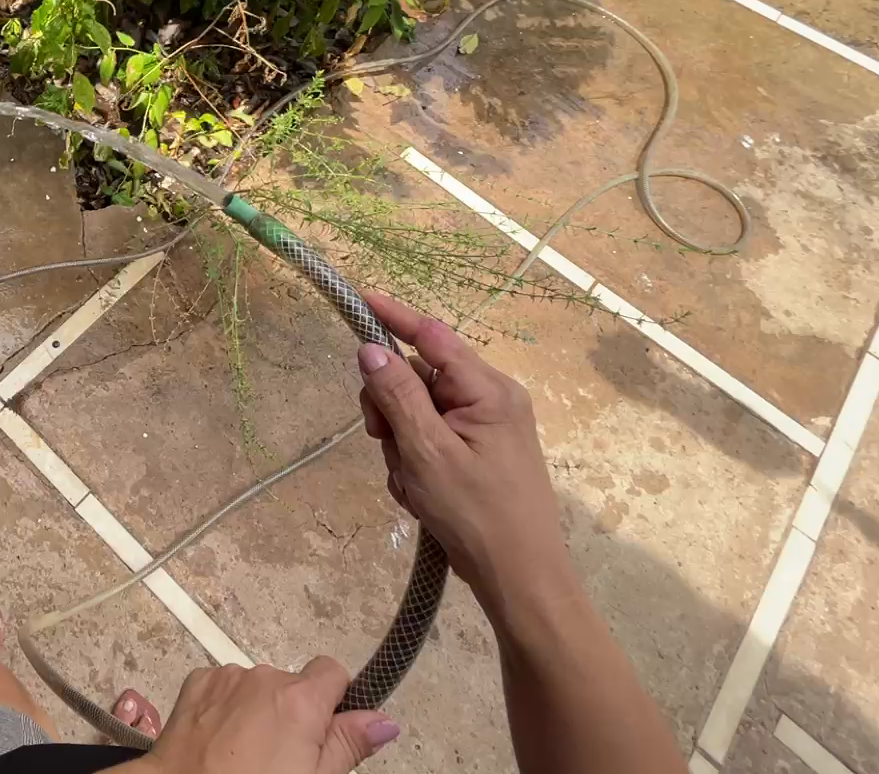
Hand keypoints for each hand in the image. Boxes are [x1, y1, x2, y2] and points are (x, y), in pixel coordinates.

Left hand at [122, 657, 398, 773]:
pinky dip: (228, 707)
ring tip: (248, 756)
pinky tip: (221, 741)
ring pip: (257, 687)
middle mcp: (263, 675)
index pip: (332, 670)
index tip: (331, 728)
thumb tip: (385, 719)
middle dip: (295, 714)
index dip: (336, 698)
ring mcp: (226, 675)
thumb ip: (349, 744)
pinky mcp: (197, 681)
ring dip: (260, 712)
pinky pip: (225, 687)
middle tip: (286, 760)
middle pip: (293, 685)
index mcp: (299, 699)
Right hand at [355, 292, 571, 608]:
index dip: (393, 316)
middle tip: (384, 441)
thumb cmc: (477, 512)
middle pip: (415, 376)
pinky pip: (425, 436)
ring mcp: (482, 426)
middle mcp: (488, 398)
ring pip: (413, 409)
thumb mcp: (427, 450)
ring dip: (399, 441)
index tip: (357, 298)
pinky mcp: (474, 450)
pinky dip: (411, 460)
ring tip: (410, 479)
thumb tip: (370, 348)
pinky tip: (419, 491)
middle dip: (389, 407)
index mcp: (487, 390)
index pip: (431, 335)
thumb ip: (397, 395)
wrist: (520, 580)